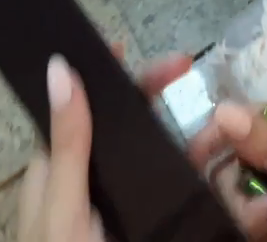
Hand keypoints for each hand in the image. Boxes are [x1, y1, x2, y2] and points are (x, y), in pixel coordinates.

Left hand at [16, 50, 191, 241]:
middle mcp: (85, 178)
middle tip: (183, 64)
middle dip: (149, 89)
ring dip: (175, 127)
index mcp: (55, 167)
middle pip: (119, 120)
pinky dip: (189, 164)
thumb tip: (60, 64)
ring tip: (210, 111)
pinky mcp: (141, 220)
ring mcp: (114, 200)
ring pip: (147, 149)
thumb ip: (67, 142)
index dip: (104, 73)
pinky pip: (167, 183)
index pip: (81, 104)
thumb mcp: (62, 202)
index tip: (127, 44)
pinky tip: (211, 150)